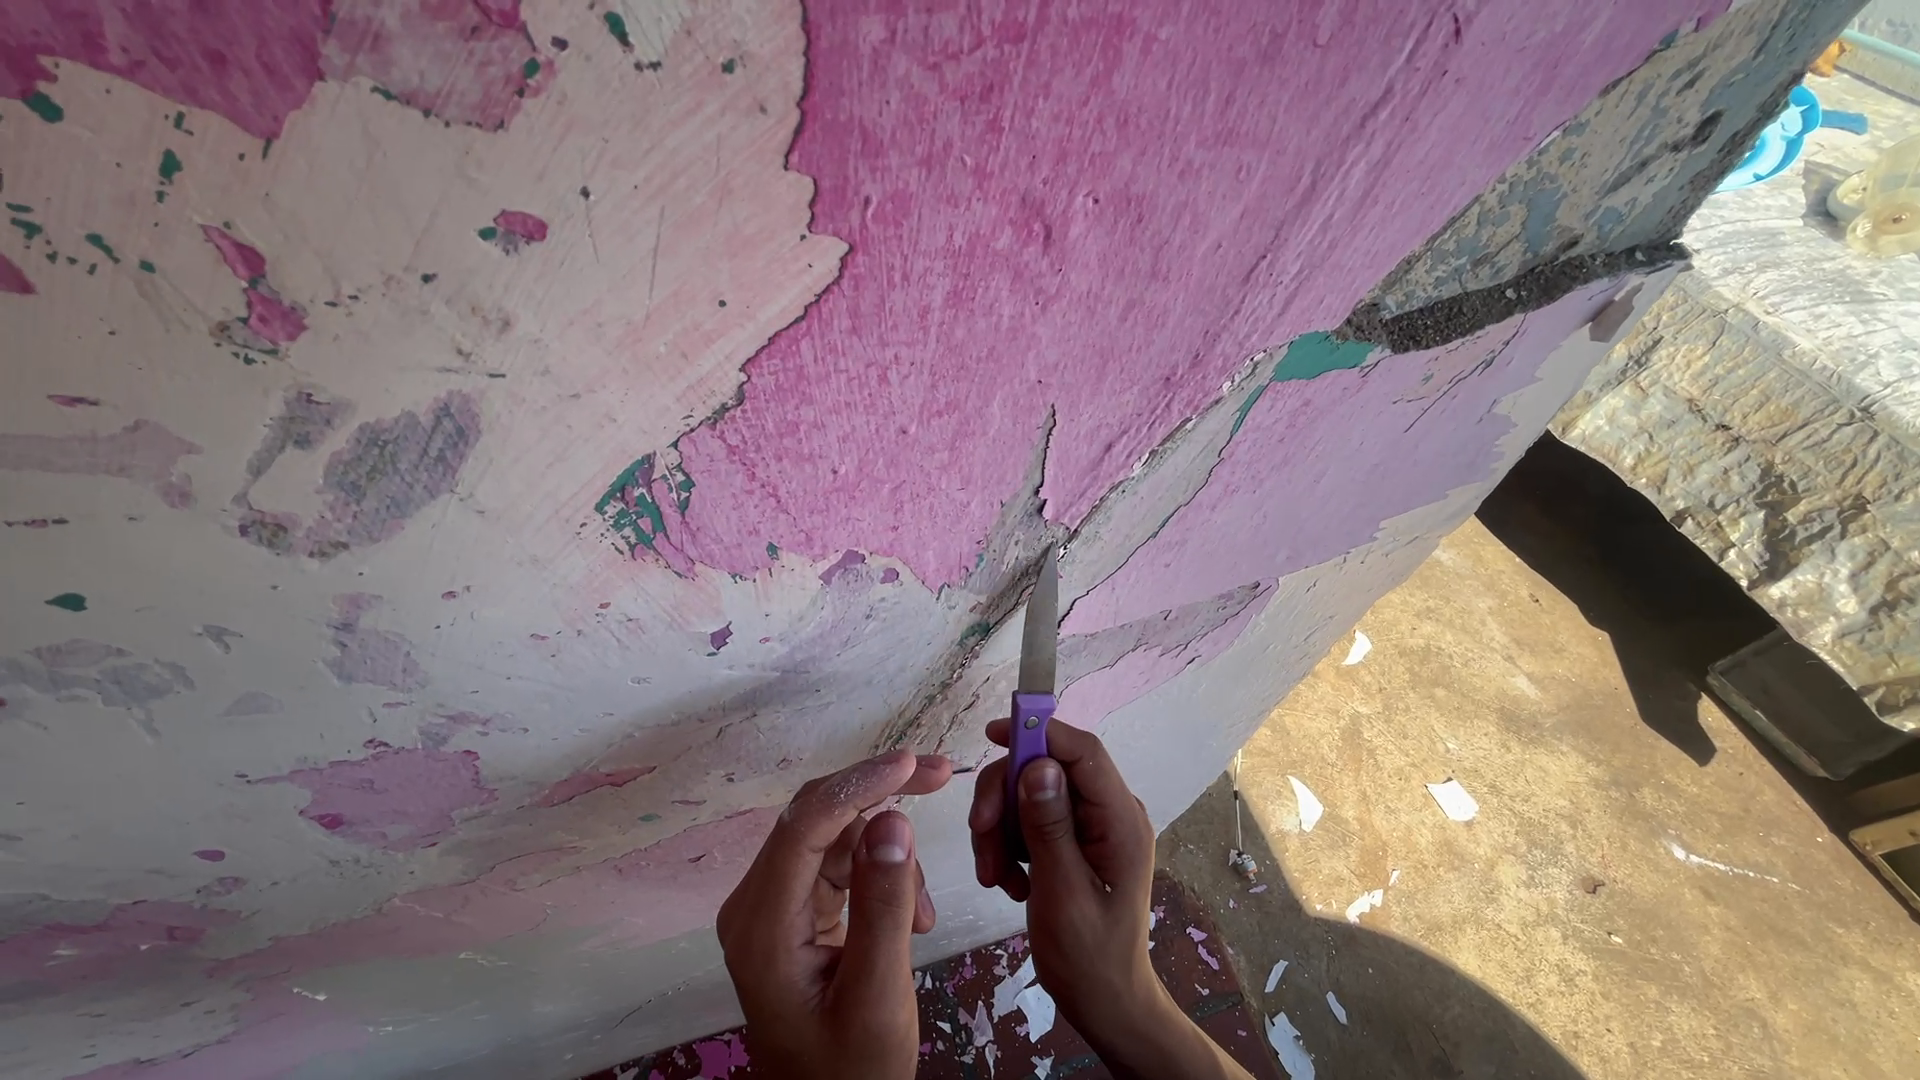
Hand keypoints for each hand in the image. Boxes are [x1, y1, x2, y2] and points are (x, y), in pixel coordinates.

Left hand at [718, 749, 952, 1079]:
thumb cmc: (852, 1070)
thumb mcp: (878, 996)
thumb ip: (884, 905)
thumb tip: (894, 819)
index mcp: (761, 923)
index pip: (805, 825)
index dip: (860, 784)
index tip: (914, 764)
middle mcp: (757, 901)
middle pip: (817, 815)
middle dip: (879, 792)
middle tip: (941, 774)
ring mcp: (775, 904)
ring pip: (837, 835)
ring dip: (889, 853)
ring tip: (922, 914)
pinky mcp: (796, 910)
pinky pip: (842, 862)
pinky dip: (883, 874)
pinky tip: (911, 916)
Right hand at [968, 718, 1159, 1045]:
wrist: (1104, 1004)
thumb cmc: (1090, 958)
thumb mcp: (1063, 894)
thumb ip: (1050, 827)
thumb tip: (1038, 765)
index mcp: (1120, 819)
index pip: (1082, 751)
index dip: (1039, 732)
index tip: (992, 735)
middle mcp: (1108, 812)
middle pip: (1044, 770)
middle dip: (1004, 799)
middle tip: (980, 837)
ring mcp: (1089, 825)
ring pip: (1027, 794)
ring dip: (1000, 830)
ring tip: (996, 877)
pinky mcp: (1071, 840)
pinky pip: (1028, 819)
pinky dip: (1008, 845)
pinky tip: (1010, 883)